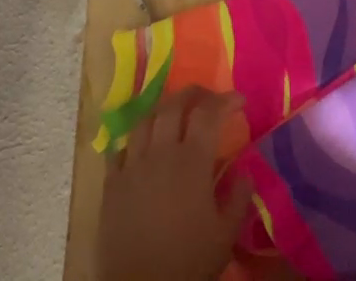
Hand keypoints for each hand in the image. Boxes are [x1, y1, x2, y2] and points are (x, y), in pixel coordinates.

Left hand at [97, 88, 253, 280]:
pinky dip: (136, 138)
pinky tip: (143, 146)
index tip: (240, 101)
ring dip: (163, 110)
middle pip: (173, 105)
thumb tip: (244, 171)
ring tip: (175, 114)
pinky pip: (120, 148)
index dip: (226, 100)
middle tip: (208, 97)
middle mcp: (160, 153)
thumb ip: (239, 196)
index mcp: (191, 161)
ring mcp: (131, 166)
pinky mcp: (111, 183)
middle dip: (194, 93)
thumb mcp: (226, 233)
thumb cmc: (188, 261)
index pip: (209, 113)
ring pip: (144, 120)